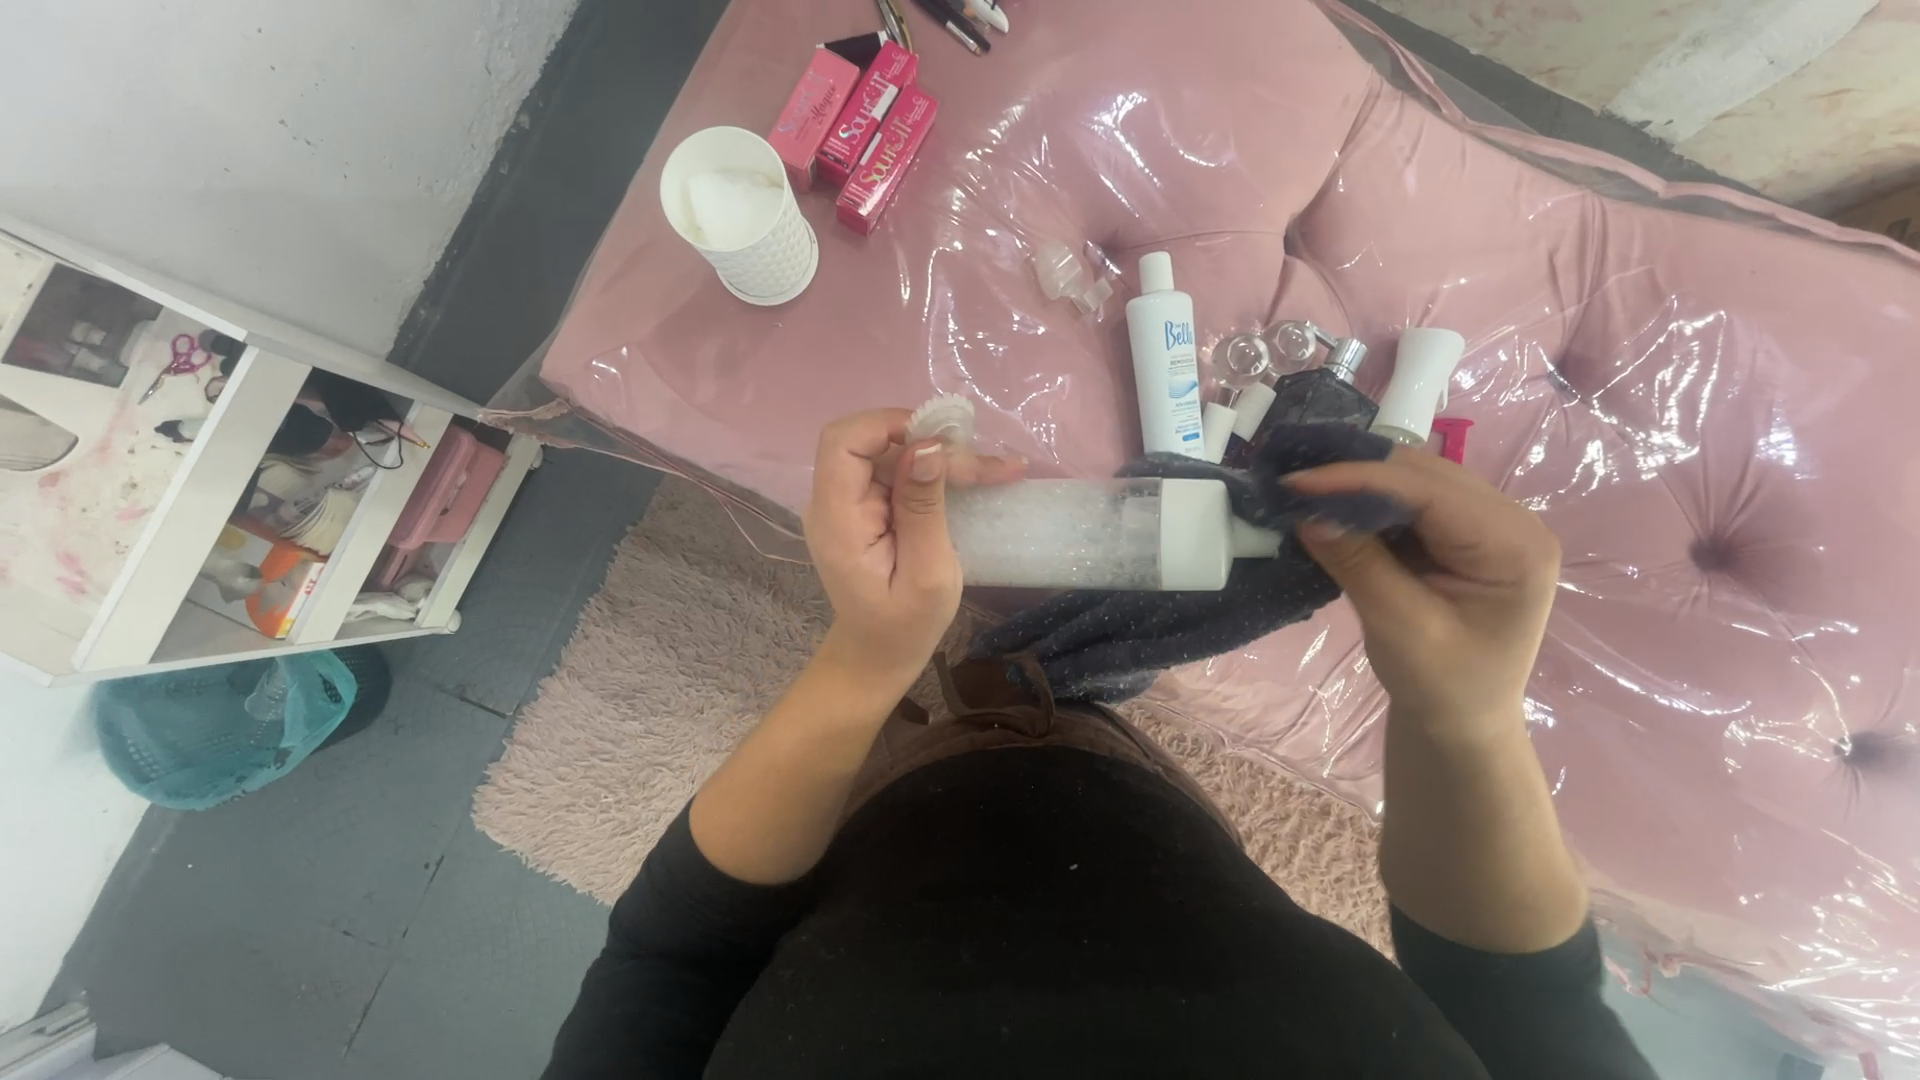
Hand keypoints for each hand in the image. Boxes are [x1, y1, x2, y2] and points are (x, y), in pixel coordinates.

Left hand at [801, 408, 1023, 697]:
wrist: (877, 656)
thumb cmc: (904, 627)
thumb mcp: (928, 572)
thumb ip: (923, 507)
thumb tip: (926, 446)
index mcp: (838, 520)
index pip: (843, 443)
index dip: (888, 426)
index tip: (942, 442)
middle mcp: (832, 503)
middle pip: (874, 445)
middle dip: (932, 446)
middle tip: (991, 469)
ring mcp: (846, 505)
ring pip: (891, 455)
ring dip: (942, 459)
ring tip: (997, 471)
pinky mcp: (863, 509)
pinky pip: (895, 474)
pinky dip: (934, 473)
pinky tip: (975, 478)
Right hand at [1288, 449, 1559, 743]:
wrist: (1461, 720)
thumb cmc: (1441, 683)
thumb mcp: (1398, 625)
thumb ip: (1358, 563)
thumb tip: (1308, 513)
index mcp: (1514, 547)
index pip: (1429, 491)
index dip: (1358, 479)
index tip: (1296, 482)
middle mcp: (1511, 522)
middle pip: (1424, 475)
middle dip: (1355, 473)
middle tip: (1291, 483)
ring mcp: (1489, 524)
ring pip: (1414, 480)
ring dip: (1358, 483)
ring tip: (1305, 492)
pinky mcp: (1462, 533)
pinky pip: (1410, 499)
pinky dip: (1367, 501)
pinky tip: (1333, 508)